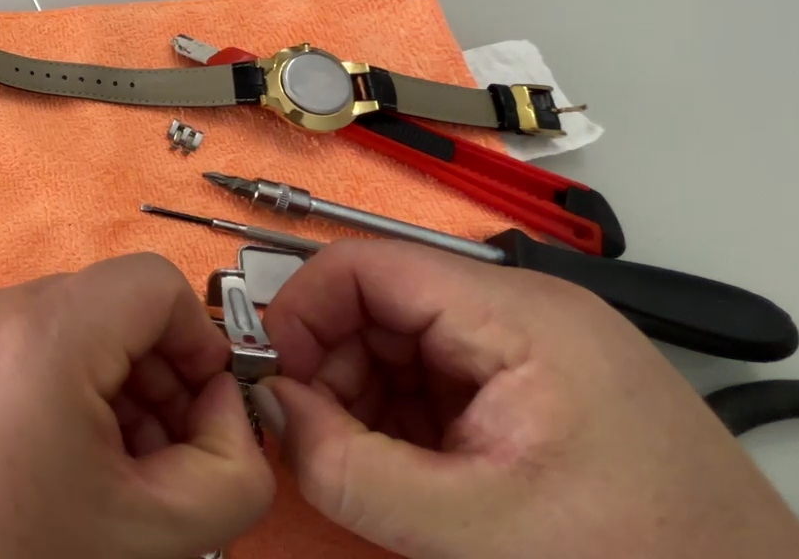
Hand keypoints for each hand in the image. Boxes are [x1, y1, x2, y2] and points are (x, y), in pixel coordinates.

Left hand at [0, 253, 273, 558]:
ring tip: (106, 463)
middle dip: (154, 370)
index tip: (201, 407)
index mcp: (43, 333)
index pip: (153, 280)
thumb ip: (233, 462)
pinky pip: (18, 333)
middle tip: (159, 453)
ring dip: (107, 378)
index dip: (196, 339)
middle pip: (109, 302)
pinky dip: (54, 375)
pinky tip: (52, 449)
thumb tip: (224, 403)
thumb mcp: (160, 531)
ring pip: (66, 319)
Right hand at [259, 240, 798, 558]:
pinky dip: (393, 419)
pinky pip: (429, 380)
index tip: (270, 377)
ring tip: (356, 463)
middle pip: (376, 305)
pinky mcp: (530, 390)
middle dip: (327, 366)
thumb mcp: (478, 531)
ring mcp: (530, 352)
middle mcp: (523, 314)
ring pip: (395, 345)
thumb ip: (348, 469)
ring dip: (356, 398)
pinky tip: (397, 469)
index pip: (367, 268)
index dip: (301, 311)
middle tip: (308, 435)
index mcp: (520, 317)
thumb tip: (267, 407)